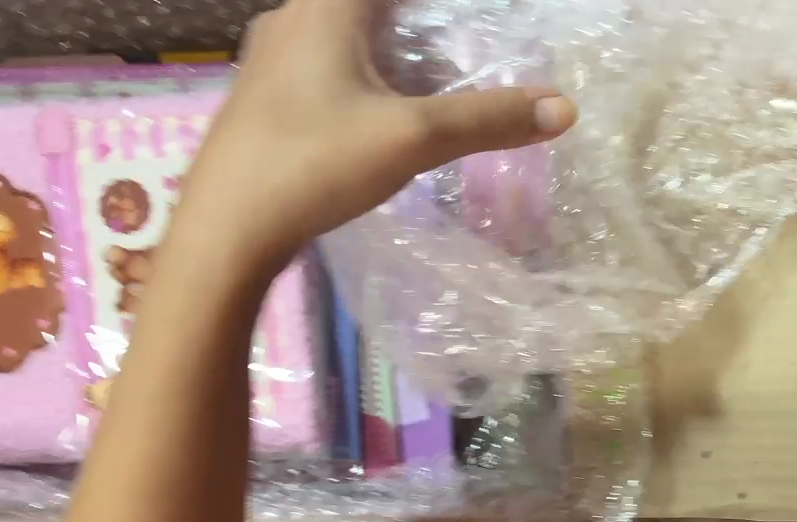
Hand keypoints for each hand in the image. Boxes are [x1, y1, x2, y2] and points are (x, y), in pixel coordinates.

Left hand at [173, 0, 576, 274]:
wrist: (232, 224)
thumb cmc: (316, 162)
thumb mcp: (414, 138)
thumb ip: (487, 120)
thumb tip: (564, 108)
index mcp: (324, 8)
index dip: (438, 10)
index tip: (478, 23)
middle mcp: (295, 19)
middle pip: (370, 9)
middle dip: (422, 25)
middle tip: (471, 48)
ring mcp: (279, 62)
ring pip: (352, 38)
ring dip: (398, 52)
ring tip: (445, 82)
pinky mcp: (276, 100)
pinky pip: (337, 70)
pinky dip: (375, 80)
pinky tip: (395, 118)